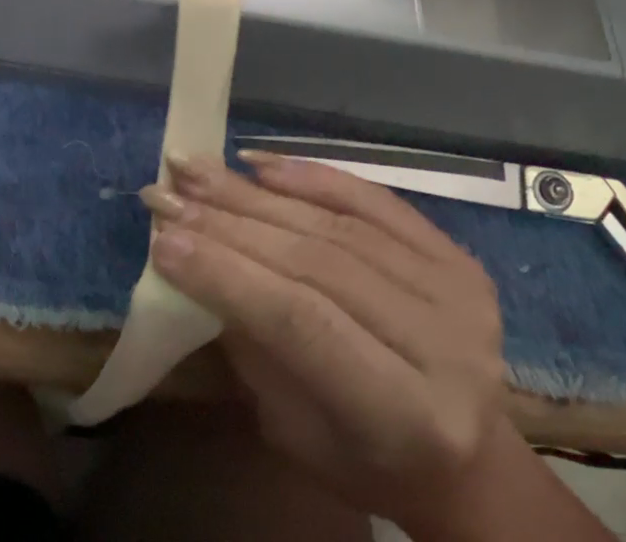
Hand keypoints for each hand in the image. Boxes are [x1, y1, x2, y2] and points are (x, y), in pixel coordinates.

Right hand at [140, 154, 509, 520]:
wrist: (463, 460)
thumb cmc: (362, 461)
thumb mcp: (292, 430)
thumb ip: (252, 345)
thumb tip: (193, 254)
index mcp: (406, 415)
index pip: (302, 321)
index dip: (228, 274)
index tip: (162, 239)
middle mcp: (447, 346)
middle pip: (319, 263)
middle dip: (229, 224)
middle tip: (165, 193)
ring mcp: (459, 294)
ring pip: (338, 226)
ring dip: (255, 193)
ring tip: (194, 170)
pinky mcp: (459, 258)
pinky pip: (374, 201)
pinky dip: (311, 176)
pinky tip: (257, 163)